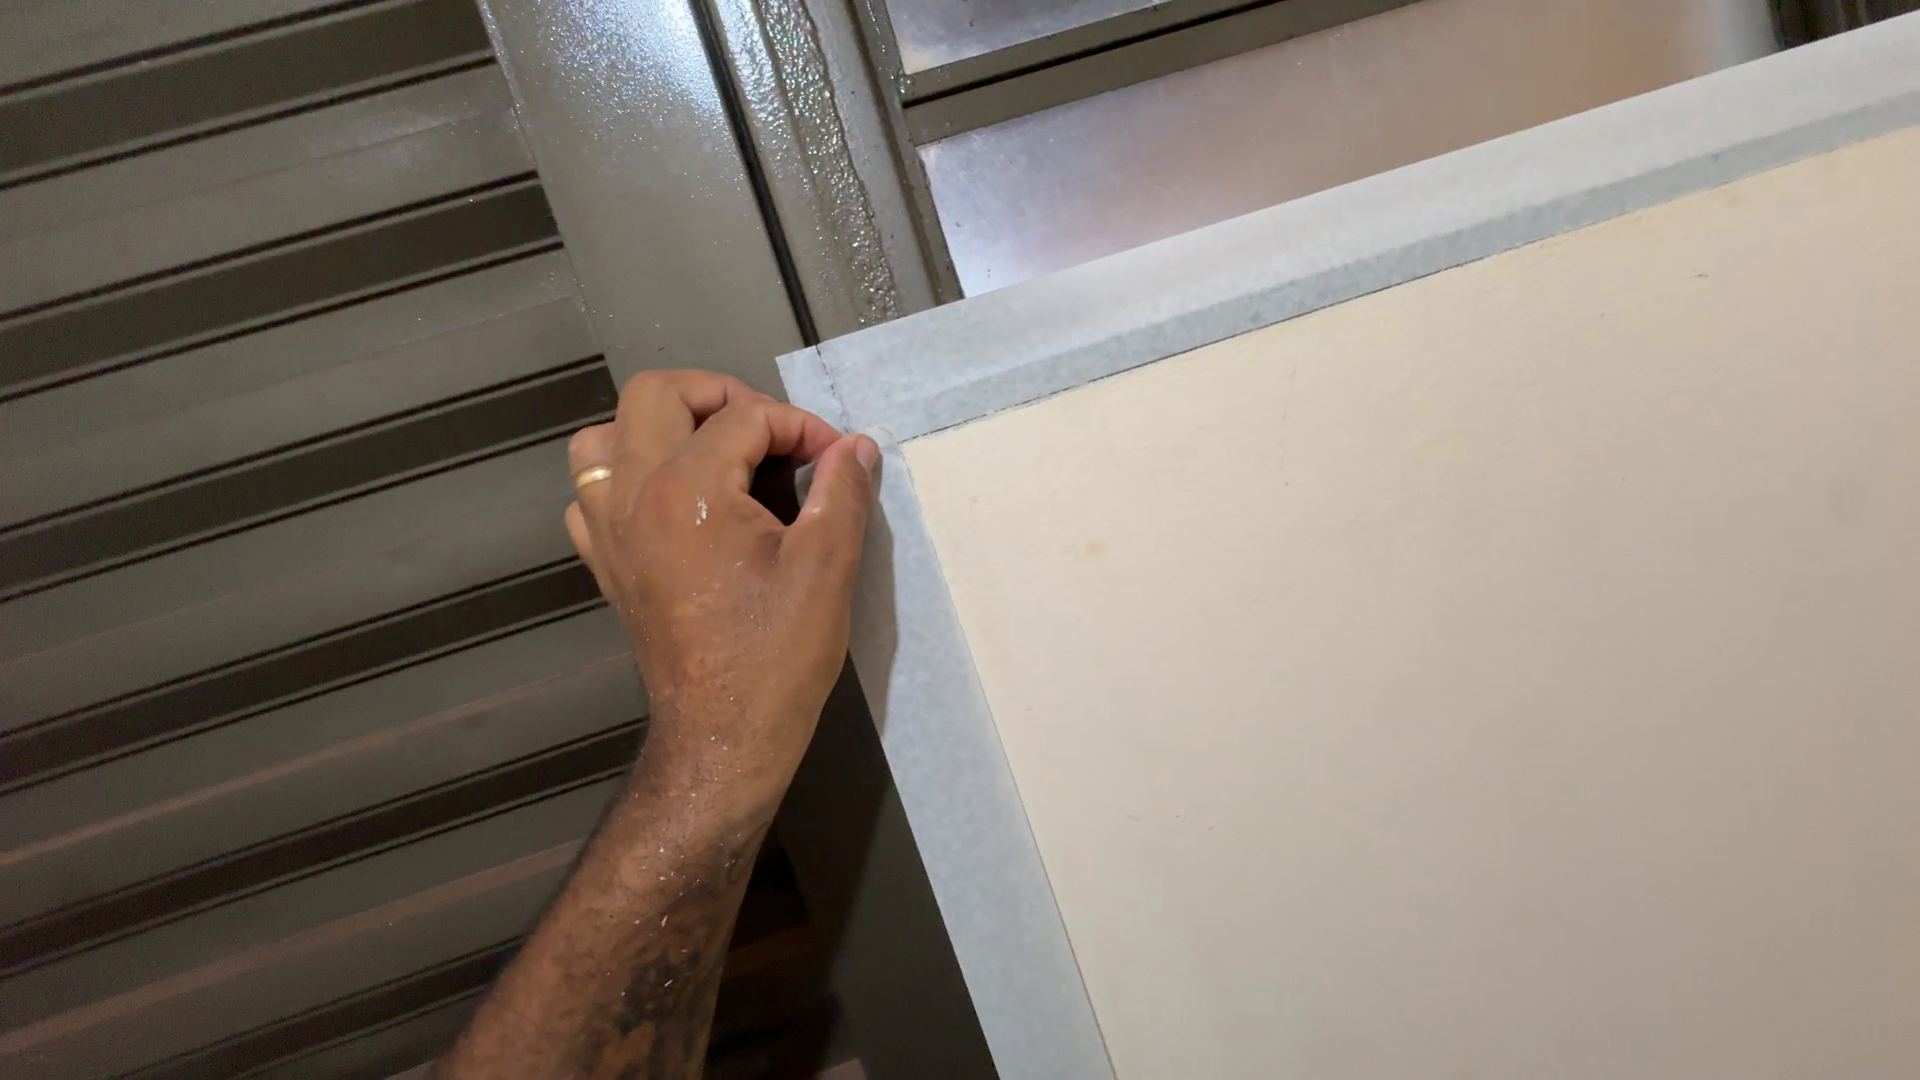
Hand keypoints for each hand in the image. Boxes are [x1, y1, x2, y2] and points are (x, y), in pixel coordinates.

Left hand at [565, 370, 877, 813]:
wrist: (724, 735)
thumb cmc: (777, 653)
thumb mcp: (828, 566)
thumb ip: (843, 491)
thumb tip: (858, 445)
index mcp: (689, 489)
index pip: (745, 416)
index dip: (802, 426)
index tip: (835, 459)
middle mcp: (633, 495)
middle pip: (657, 393)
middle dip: (721, 395)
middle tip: (770, 433)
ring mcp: (607, 530)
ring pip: (606, 437)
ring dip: (661, 429)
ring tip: (714, 456)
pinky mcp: (605, 563)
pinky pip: (593, 493)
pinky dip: (630, 478)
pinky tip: (675, 506)